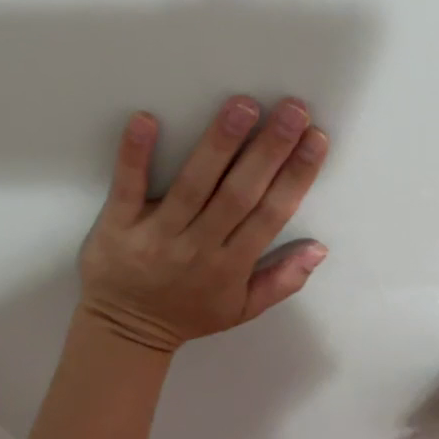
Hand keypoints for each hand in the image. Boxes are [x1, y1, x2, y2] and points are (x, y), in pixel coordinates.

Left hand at [77, 96, 330, 351]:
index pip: (272, 214)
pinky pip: (127, 187)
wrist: (122, 332)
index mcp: (232, 266)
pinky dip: (136, 155)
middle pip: (239, 193)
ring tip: (242, 106)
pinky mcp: (118, 226)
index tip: (316, 138)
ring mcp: (157, 235)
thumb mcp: (242, 310)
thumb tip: (320, 249)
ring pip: (193, 185)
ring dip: (219, 144)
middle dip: (269, 150)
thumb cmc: (187, 315)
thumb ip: (282, 280)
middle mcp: (198, 247)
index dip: (297, 176)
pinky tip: (146, 120)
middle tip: (292, 109)